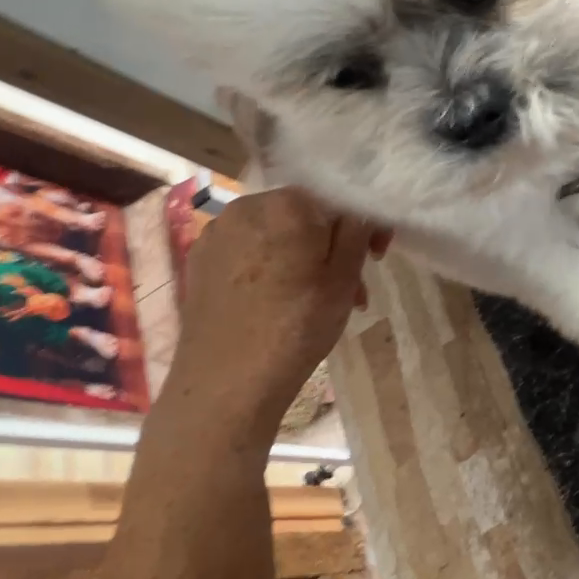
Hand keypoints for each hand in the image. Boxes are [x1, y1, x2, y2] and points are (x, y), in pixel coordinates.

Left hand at [169, 188, 386, 433]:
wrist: (226, 382)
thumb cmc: (297, 327)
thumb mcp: (344, 278)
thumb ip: (357, 232)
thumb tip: (361, 208)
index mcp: (285, 205)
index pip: (338, 196)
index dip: (364, 222)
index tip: (379, 255)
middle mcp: (245, 207)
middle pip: (305, 212)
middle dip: (333, 241)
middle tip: (354, 283)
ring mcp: (216, 233)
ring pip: (277, 232)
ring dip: (305, 255)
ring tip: (321, 299)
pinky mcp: (199, 259)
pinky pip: (249, 249)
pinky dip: (273, 264)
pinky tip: (282, 299)